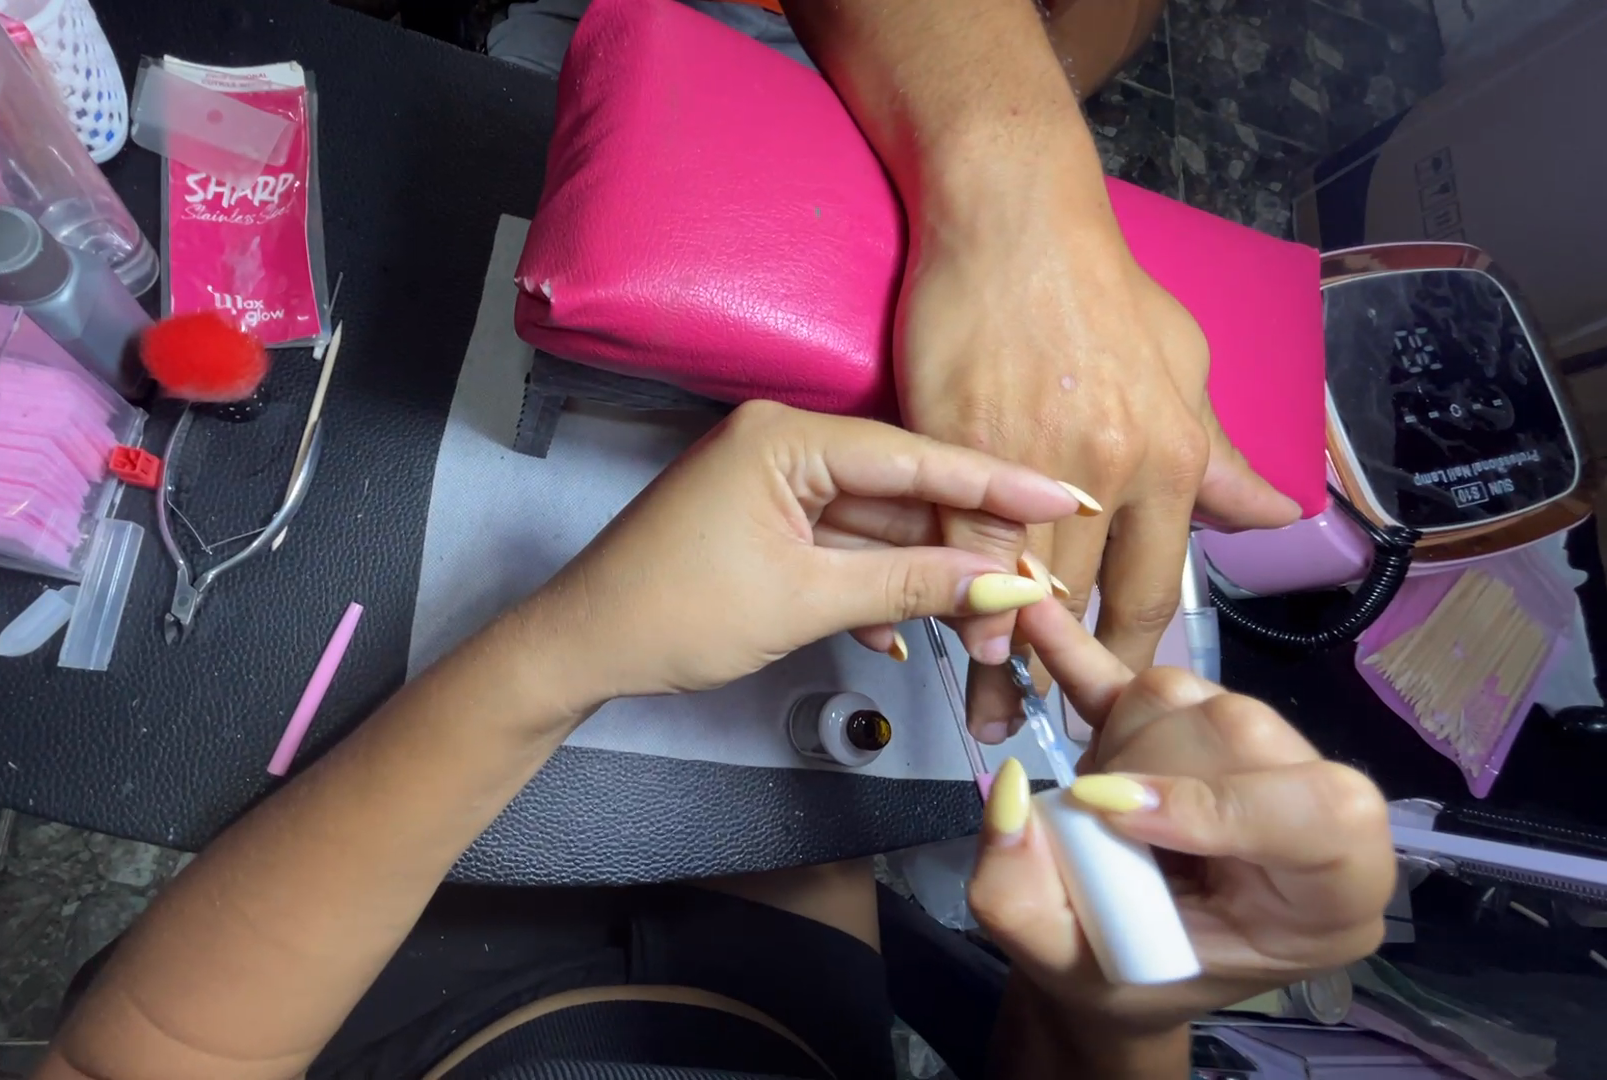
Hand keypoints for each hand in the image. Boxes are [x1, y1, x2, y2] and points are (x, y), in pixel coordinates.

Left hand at [515, 401, 1079, 707]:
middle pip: (898, 489)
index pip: (913, 455)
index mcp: (785, 438)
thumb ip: (908, 585)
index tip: (1070, 495)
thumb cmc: (677, 615)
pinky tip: (902, 632)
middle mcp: (782, 444)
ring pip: (871, 524)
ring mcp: (771, 484)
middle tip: (1030, 588)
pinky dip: (868, 584)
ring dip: (919, 574)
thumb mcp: (803, 600)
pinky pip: (835, 545)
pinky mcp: (763, 521)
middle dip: (960, 544)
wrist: (585, 646)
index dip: (996, 481)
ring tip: (986, 620)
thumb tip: (1004, 585)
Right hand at [896, 206, 1300, 740]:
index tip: (1107, 686)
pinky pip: (962, 539)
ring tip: (988, 709)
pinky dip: (960, 593)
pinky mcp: (958, 444)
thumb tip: (1267, 514)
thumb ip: (1216, 450)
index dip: (1126, 647)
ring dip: (1004, 654)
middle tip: (1039, 725)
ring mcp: (1029, 460)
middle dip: (1061, 672)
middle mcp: (1108, 470)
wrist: (1011, 225)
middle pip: (1082, 599)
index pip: (1149, 584)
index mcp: (1169, 456)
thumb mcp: (1178, 358)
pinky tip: (951, 637)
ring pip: (1020, 583)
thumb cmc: (1093, 286)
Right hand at [968, 600, 1394, 1035]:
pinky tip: (1040, 616)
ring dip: (1115, 732)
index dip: (1215, 799)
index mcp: (1319, 901)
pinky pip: (1131, 677)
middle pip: (1239, 731)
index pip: (1322, 815)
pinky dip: (1080, 651)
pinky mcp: (1176, 728)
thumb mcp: (1051, 958)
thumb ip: (1017, 888)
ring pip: (1185, 693)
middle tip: (1084, 814)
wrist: (1103, 953)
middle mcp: (1305, 818)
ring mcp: (1243, 760)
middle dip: (1139, 764)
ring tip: (1085, 791)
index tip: (1104, 808)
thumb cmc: (1102, 971)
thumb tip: (1006, 781)